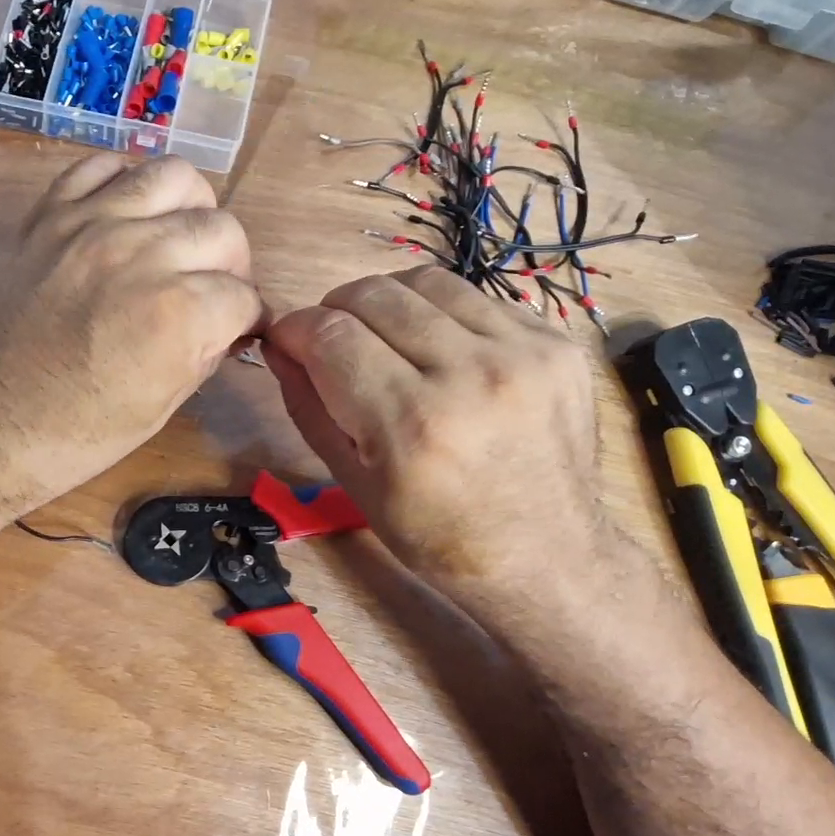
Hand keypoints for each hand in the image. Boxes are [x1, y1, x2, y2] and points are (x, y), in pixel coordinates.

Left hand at [0, 155, 264, 519]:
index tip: (237, 329)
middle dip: (229, 267)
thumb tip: (226, 320)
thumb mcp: (157, 410)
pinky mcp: (46, 217)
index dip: (246, 318)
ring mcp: (88, 226)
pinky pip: (102, 167)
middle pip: (221, 229)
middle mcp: (140, 254)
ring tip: (175, 243)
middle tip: (210, 292)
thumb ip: (203, 351)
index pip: (243, 295)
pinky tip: (126, 217)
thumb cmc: (70, 438)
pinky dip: (126, 184)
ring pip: (173, 177)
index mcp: (177, 315)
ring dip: (190, 211)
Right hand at [264, 266, 605, 604]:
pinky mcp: (555, 342)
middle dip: (333, 310)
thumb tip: (279, 348)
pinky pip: (475, 297)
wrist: (545, 554)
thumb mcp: (354, 483)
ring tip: (379, 336)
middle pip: (373, 295)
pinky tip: (435, 348)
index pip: (331, 335)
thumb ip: (310, 407)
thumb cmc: (435, 535)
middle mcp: (468, 375)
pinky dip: (438, 312)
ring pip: (424, 281)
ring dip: (384, 301)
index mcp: (410, 423)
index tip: (285, 341)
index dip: (294, 329)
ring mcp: (521, 352)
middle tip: (329, 341)